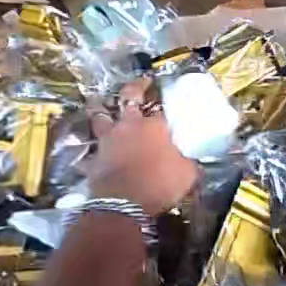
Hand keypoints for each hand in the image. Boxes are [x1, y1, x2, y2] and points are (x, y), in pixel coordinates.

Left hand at [87, 80, 196, 213]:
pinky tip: (93, 149)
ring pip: (100, 116)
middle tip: (139, 82)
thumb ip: (188, 163)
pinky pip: (91, 149)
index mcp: (154, 126)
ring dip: (100, 108)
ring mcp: (108, 140)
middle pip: (128, 98)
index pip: (159, 107)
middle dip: (134, 87)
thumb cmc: (160, 184)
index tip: (165, 97)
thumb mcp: (187, 174)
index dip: (162, 101)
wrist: (124, 203)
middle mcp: (129, 126)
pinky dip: (92, 148)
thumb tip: (193, 163)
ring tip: (100, 103)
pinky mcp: (94, 158)